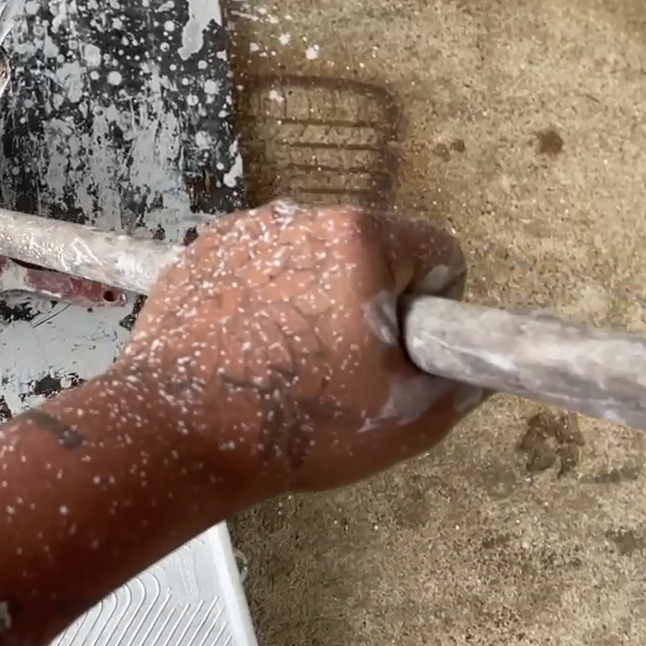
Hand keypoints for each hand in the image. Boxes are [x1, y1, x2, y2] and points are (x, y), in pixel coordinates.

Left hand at [121, 201, 478, 494]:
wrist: (178, 429)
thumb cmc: (296, 422)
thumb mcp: (408, 416)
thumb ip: (458, 380)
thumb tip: (466, 365)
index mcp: (355, 237)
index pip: (434, 249)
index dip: (435, 303)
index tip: (405, 345)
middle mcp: (294, 217)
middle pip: (365, 248)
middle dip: (369, 296)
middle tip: (344, 359)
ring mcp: (238, 231)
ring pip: (306, 257)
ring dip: (313, 293)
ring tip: (287, 357)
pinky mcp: (197, 253)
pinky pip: (254, 266)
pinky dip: (262, 295)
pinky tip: (247, 344)